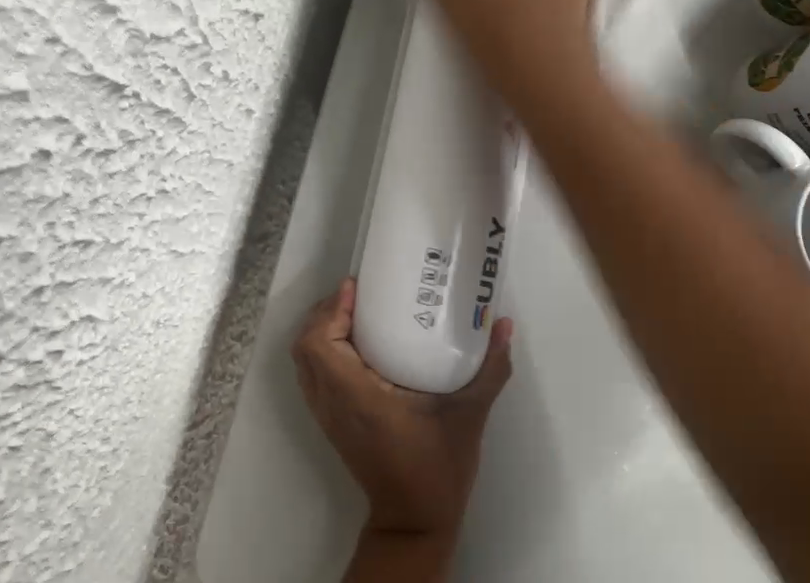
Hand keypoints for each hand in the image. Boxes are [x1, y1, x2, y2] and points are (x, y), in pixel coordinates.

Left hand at [292, 278, 513, 537]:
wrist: (415, 521)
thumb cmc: (439, 468)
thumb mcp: (470, 416)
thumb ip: (490, 370)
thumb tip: (504, 326)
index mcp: (359, 397)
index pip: (321, 343)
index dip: (331, 311)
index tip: (356, 289)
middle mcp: (335, 403)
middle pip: (305, 347)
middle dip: (324, 314)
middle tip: (357, 296)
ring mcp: (329, 416)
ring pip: (305, 362)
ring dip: (320, 332)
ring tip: (354, 313)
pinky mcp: (331, 424)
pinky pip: (312, 377)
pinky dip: (323, 353)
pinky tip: (355, 345)